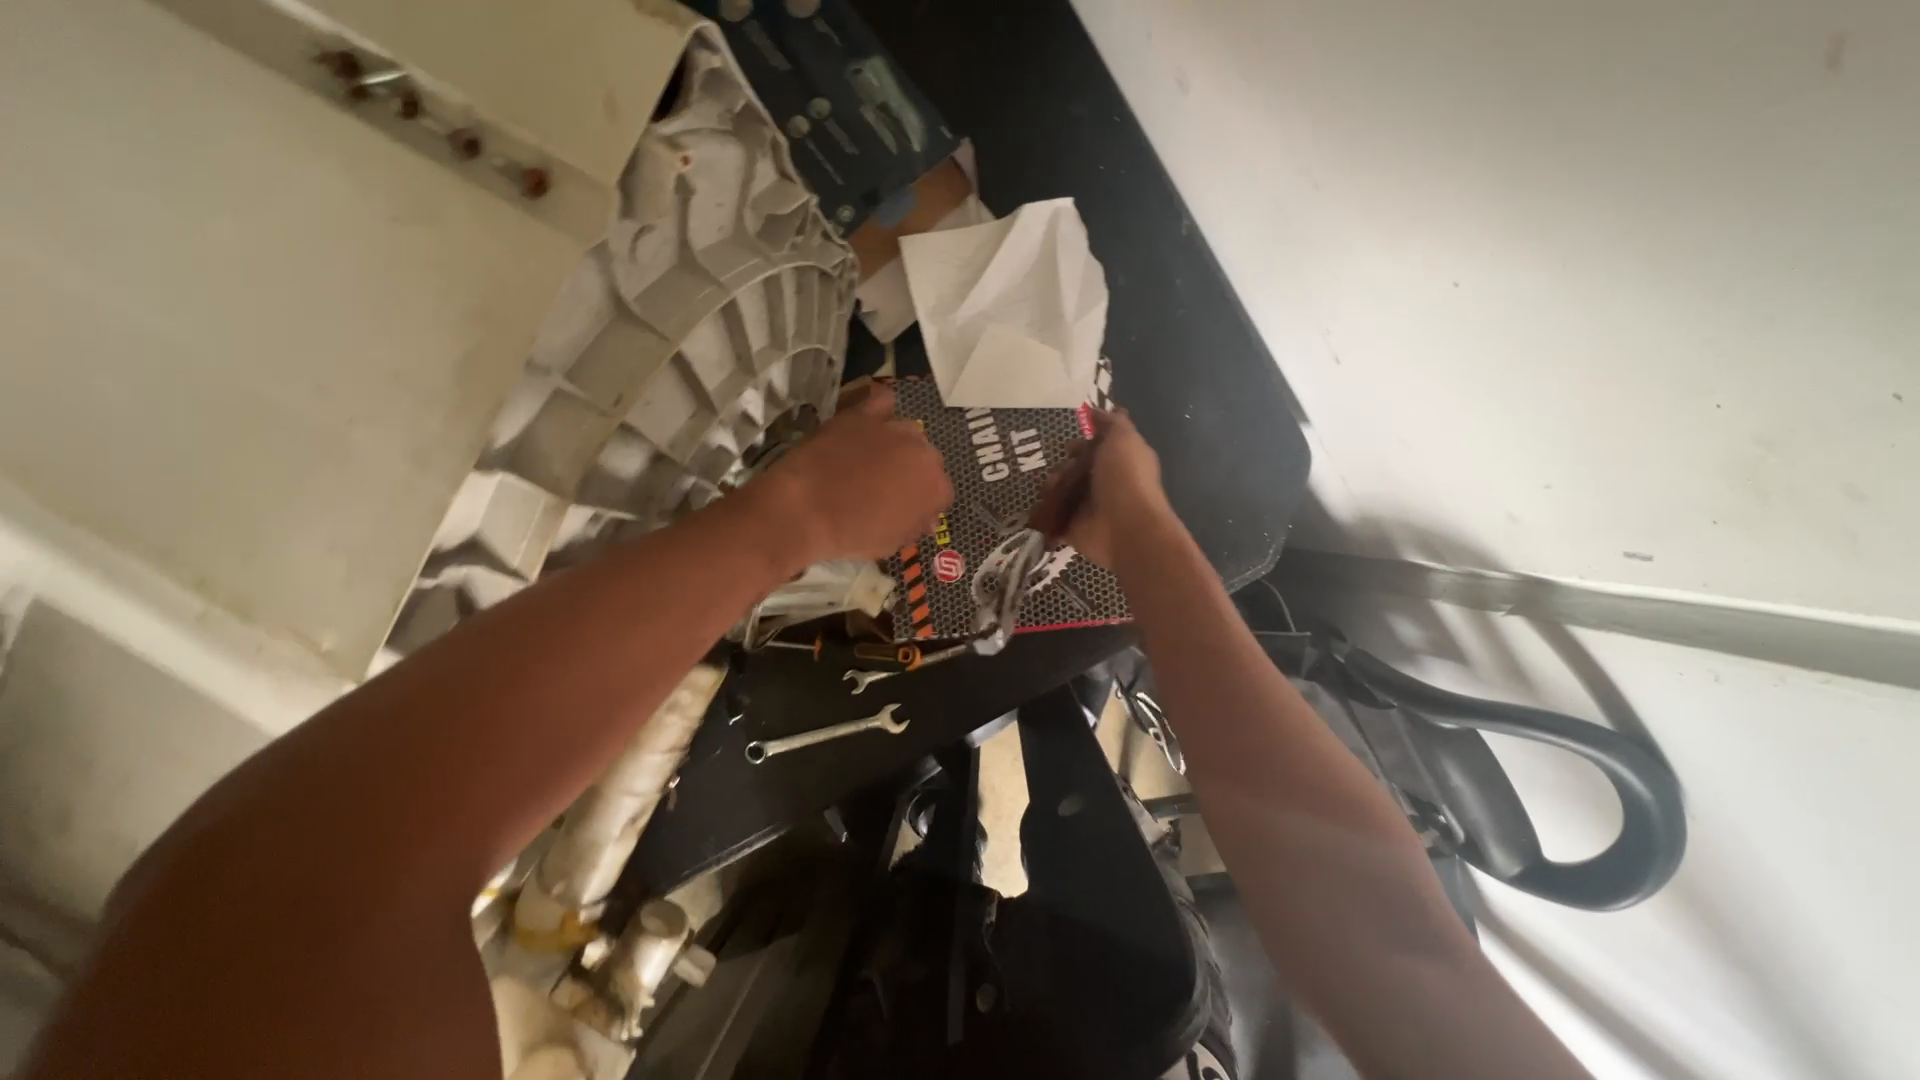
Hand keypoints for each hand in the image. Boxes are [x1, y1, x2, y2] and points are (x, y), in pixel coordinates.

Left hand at [749, 384, 952, 569]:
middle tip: (887, 487)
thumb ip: (915, 525)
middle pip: (927, 460)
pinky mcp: (863, 414)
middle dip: (912, 473)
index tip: (905, 511)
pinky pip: (882, 402)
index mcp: (935, 487)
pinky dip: (881, 411)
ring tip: (874, 458)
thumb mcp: (892, 543)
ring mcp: (894, 428)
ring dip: (898, 445)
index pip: (941, 493)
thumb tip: (926, 518)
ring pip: (907, 432)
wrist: (804, 508)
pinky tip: (871, 424)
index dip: (923, 503)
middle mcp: (923, 452)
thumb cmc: (851, 534)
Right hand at [1054, 409, 1173, 567]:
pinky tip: (1048, 506)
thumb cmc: (1126, 478)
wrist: (1125, 527)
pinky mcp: (1073, 527)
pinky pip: (1052, 514)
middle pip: (1074, 468)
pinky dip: (1046, 510)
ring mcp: (1088, 507)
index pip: (1097, 448)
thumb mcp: (1123, 438)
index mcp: (1120, 462)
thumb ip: (1110, 423)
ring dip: (1053, 485)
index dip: (1083, 442)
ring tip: (1056, 488)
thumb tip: (1097, 410)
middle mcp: (1105, 483)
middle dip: (1064, 465)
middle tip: (1065, 469)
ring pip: (1061, 490)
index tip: (1073, 444)